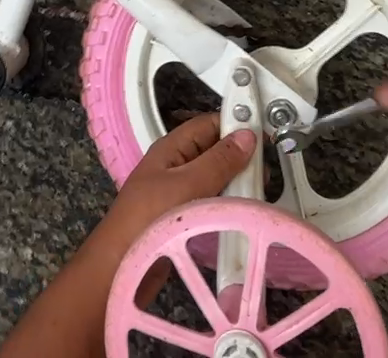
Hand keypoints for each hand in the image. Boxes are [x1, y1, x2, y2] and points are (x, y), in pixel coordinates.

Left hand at [93, 113, 257, 254]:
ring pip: (214, 176)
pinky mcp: (181, 215)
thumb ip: (218, 161)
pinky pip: (209, 200)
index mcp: (171, 148)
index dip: (235, 124)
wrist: (120, 264)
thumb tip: (247, 135)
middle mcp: (174, 165)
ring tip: (260, 192)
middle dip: (239, 157)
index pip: (208, 124)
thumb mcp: (187, 184)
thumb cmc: (148, 218)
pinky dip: (226, 203)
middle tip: (267, 171)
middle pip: (213, 150)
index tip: (265, 136)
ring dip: (235, 181)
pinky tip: (242, 213)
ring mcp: (177, 191)